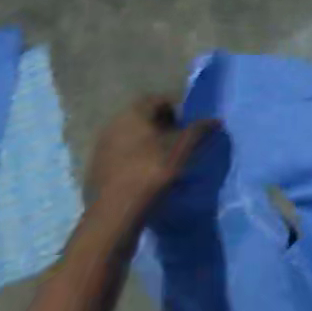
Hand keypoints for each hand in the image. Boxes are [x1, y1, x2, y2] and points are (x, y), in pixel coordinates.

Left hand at [87, 96, 216, 217]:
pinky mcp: (95, 167)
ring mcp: (101, 146)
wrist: (115, 210)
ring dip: (146, 142)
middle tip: (177, 141)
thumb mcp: (182, 149)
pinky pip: (119, 154)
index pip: (157, 100)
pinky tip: (143, 174)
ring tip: (162, 159)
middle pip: (142, 118)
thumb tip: (216, 120)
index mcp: (133, 114)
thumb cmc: (152, 170)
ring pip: (129, 136)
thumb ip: (199, 131)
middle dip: (160, 126)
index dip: (175, 110)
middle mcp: (113, 124)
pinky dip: (132, 158)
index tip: (186, 126)